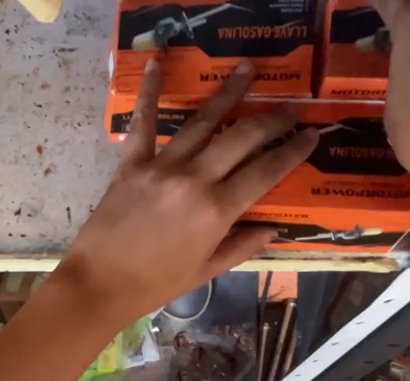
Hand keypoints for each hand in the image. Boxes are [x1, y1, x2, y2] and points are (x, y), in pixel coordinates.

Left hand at [56, 62, 317, 327]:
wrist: (98, 287)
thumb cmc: (152, 287)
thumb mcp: (204, 272)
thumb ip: (240, 246)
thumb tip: (272, 227)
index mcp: (217, 211)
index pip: (267, 171)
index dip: (293, 151)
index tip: (311, 136)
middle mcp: (195, 180)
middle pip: (242, 136)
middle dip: (271, 121)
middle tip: (289, 110)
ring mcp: (162, 167)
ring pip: (203, 121)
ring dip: (229, 92)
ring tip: (247, 71)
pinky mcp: (131, 164)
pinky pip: (143, 123)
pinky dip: (149, 93)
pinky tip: (156, 65)